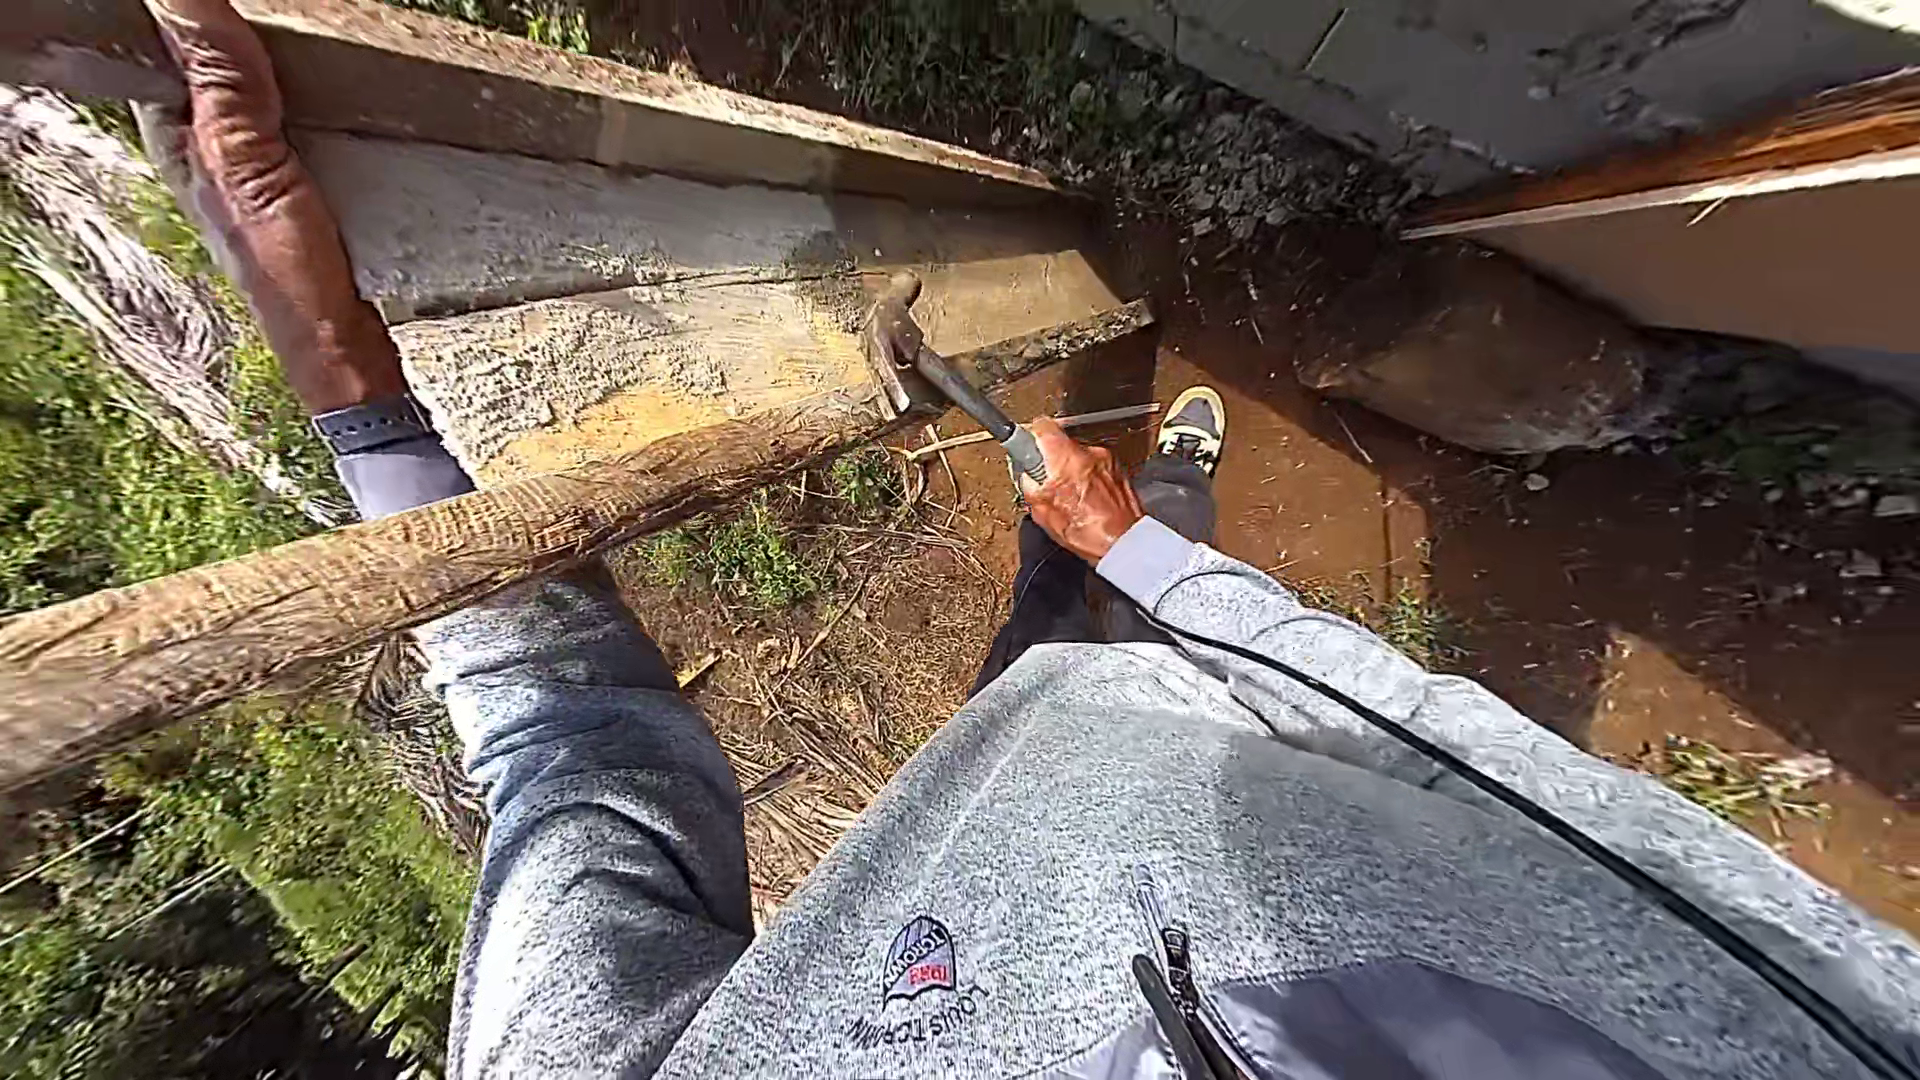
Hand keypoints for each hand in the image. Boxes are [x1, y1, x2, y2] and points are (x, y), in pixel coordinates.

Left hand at [138, 0, 405, 412]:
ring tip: (367, 81)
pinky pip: (348, 153)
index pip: (182, 50)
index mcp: (186, 135)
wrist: (352, 346)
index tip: (263, 16)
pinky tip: (389, 131)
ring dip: (334, 101)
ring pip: (304, 117)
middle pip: (249, 81)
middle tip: (331, 44)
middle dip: (282, 59)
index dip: (215, 25)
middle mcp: (233, 152)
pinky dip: (367, 138)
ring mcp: (292, 182)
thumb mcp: (249, 171)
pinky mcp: (344, 205)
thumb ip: (223, 90)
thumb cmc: (289, 272)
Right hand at [1020, 417, 1144, 563]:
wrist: (1124, 543)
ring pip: (1077, 455)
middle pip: (1060, 442)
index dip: (1030, 438)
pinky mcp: (1117, 467)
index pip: (1042, 427)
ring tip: (1071, 497)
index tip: (1026, 449)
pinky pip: (1093, 465)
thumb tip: (1027, 475)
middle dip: (1050, 461)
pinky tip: (1087, 499)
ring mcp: (1106, 459)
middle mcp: (1088, 453)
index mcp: (1066, 461)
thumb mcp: (1043, 514)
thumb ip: (1031, 486)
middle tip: (1048, 484)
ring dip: (1070, 470)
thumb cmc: (1089, 533)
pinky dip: (1087, 477)